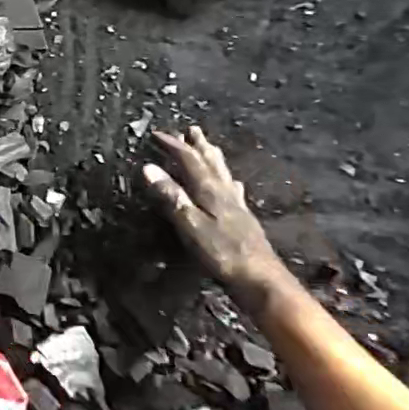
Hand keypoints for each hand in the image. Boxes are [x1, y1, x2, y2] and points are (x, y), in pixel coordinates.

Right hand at [143, 126, 294, 310]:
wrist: (260, 279)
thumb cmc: (221, 252)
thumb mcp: (189, 224)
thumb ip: (170, 196)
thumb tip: (148, 168)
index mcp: (210, 192)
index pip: (189, 161)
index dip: (173, 146)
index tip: (156, 134)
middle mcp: (224, 193)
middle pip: (210, 163)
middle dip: (198, 146)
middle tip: (190, 130)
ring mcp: (235, 205)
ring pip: (222, 173)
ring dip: (212, 158)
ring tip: (208, 146)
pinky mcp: (242, 218)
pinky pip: (232, 190)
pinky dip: (226, 179)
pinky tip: (232, 183)